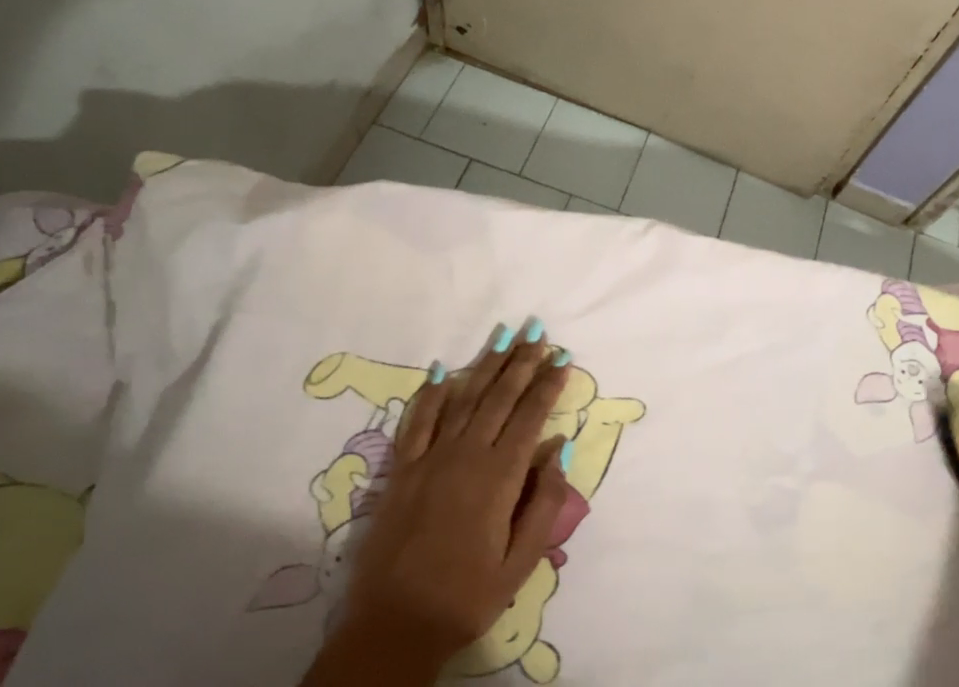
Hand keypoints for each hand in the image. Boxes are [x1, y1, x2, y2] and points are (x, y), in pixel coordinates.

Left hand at [303, 333, 572, 686]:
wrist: (394, 625)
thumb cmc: (467, 598)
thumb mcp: (521, 562)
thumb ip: (543, 503)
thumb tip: (560, 450)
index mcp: (499, 479)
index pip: (530, 418)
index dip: (549, 386)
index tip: (564, 358)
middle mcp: (465, 457)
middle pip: (499, 399)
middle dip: (522, 363)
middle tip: (538, 332)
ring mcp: (429, 461)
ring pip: (464, 400)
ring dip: (486, 366)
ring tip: (504, 337)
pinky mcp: (401, 471)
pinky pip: (418, 422)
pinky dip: (432, 394)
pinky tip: (445, 371)